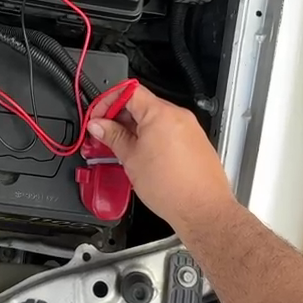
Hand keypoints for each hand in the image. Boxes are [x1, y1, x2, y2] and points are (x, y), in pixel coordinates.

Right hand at [85, 83, 234, 228]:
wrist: (204, 211)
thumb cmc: (174, 190)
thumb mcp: (131, 160)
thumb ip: (113, 137)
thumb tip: (99, 125)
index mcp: (160, 114)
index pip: (128, 91)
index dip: (108, 101)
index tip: (99, 116)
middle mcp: (177, 115)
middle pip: (141, 103)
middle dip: (119, 116)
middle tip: (105, 133)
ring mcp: (189, 127)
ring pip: (154, 118)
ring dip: (135, 127)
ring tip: (122, 147)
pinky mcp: (195, 141)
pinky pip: (168, 129)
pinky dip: (152, 136)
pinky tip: (142, 155)